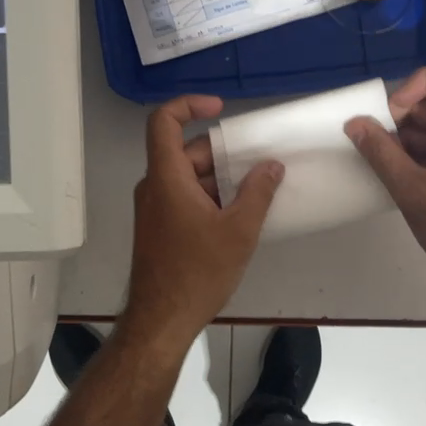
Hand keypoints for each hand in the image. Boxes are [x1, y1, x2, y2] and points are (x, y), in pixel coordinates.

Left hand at [121, 96, 284, 351]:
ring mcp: (155, 208)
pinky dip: (210, 195)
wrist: (161, 321)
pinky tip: (239, 213)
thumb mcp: (238, 231)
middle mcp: (155, 186)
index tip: (219, 107)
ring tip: (256, 186)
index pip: (163, 121)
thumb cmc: (197, 272)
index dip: (188, 104)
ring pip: (187, 176)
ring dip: (219, 177)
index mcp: (167, 177)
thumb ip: (257, 193)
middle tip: (258, 158)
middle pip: (185, 151)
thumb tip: (271, 166)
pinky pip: (184, 196)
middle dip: (222, 151)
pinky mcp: (160, 227)